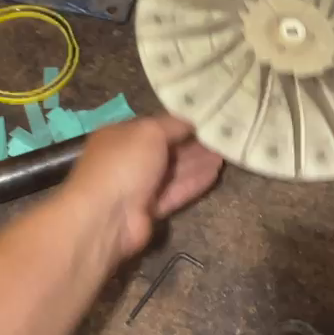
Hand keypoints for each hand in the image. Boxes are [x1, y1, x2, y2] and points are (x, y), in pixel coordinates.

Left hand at [58, 116, 223, 260]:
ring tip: (226, 151)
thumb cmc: (124, 163)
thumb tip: (191, 121)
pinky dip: (195, 181)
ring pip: (173, 171)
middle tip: (222, 135)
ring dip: (198, 161)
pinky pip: (176, 191)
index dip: (179, 123)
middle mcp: (128, 159)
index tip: (206, 118)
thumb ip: (173, 125)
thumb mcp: (149, 132)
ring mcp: (139, 186)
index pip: (153, 126)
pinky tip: (216, 171)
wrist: (107, 216)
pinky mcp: (150, 209)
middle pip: (166, 149)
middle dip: (193, 143)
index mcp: (120, 135)